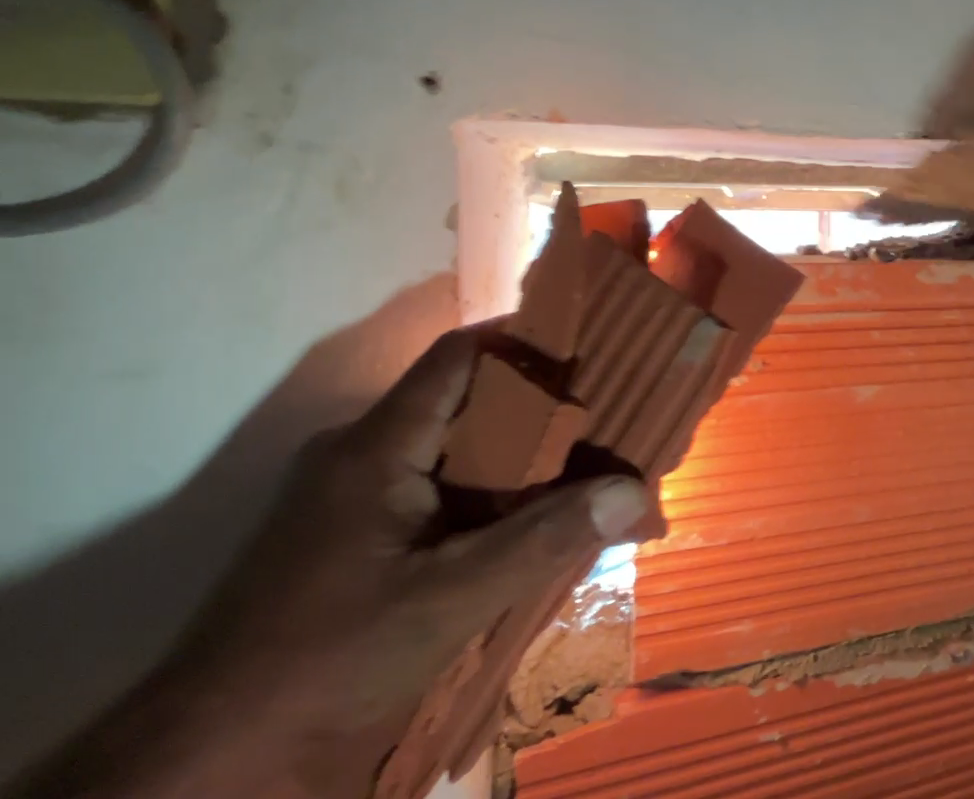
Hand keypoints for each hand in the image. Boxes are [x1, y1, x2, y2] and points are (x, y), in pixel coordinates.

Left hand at [38, 328, 650, 798]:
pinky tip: (546, 523)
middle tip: (618, 418)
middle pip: (469, 407)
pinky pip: (447, 497)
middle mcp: (364, 458)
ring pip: (461, 456)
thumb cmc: (325, 662)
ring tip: (599, 468)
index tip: (599, 346)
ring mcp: (360, 501)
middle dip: (547, 411)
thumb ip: (543, 541)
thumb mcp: (447, 602)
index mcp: (374, 449)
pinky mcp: (363, 542)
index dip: (528, 342)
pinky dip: (500, 500)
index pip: (460, 360)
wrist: (214, 759)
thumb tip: (634, 489)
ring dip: (528, 461)